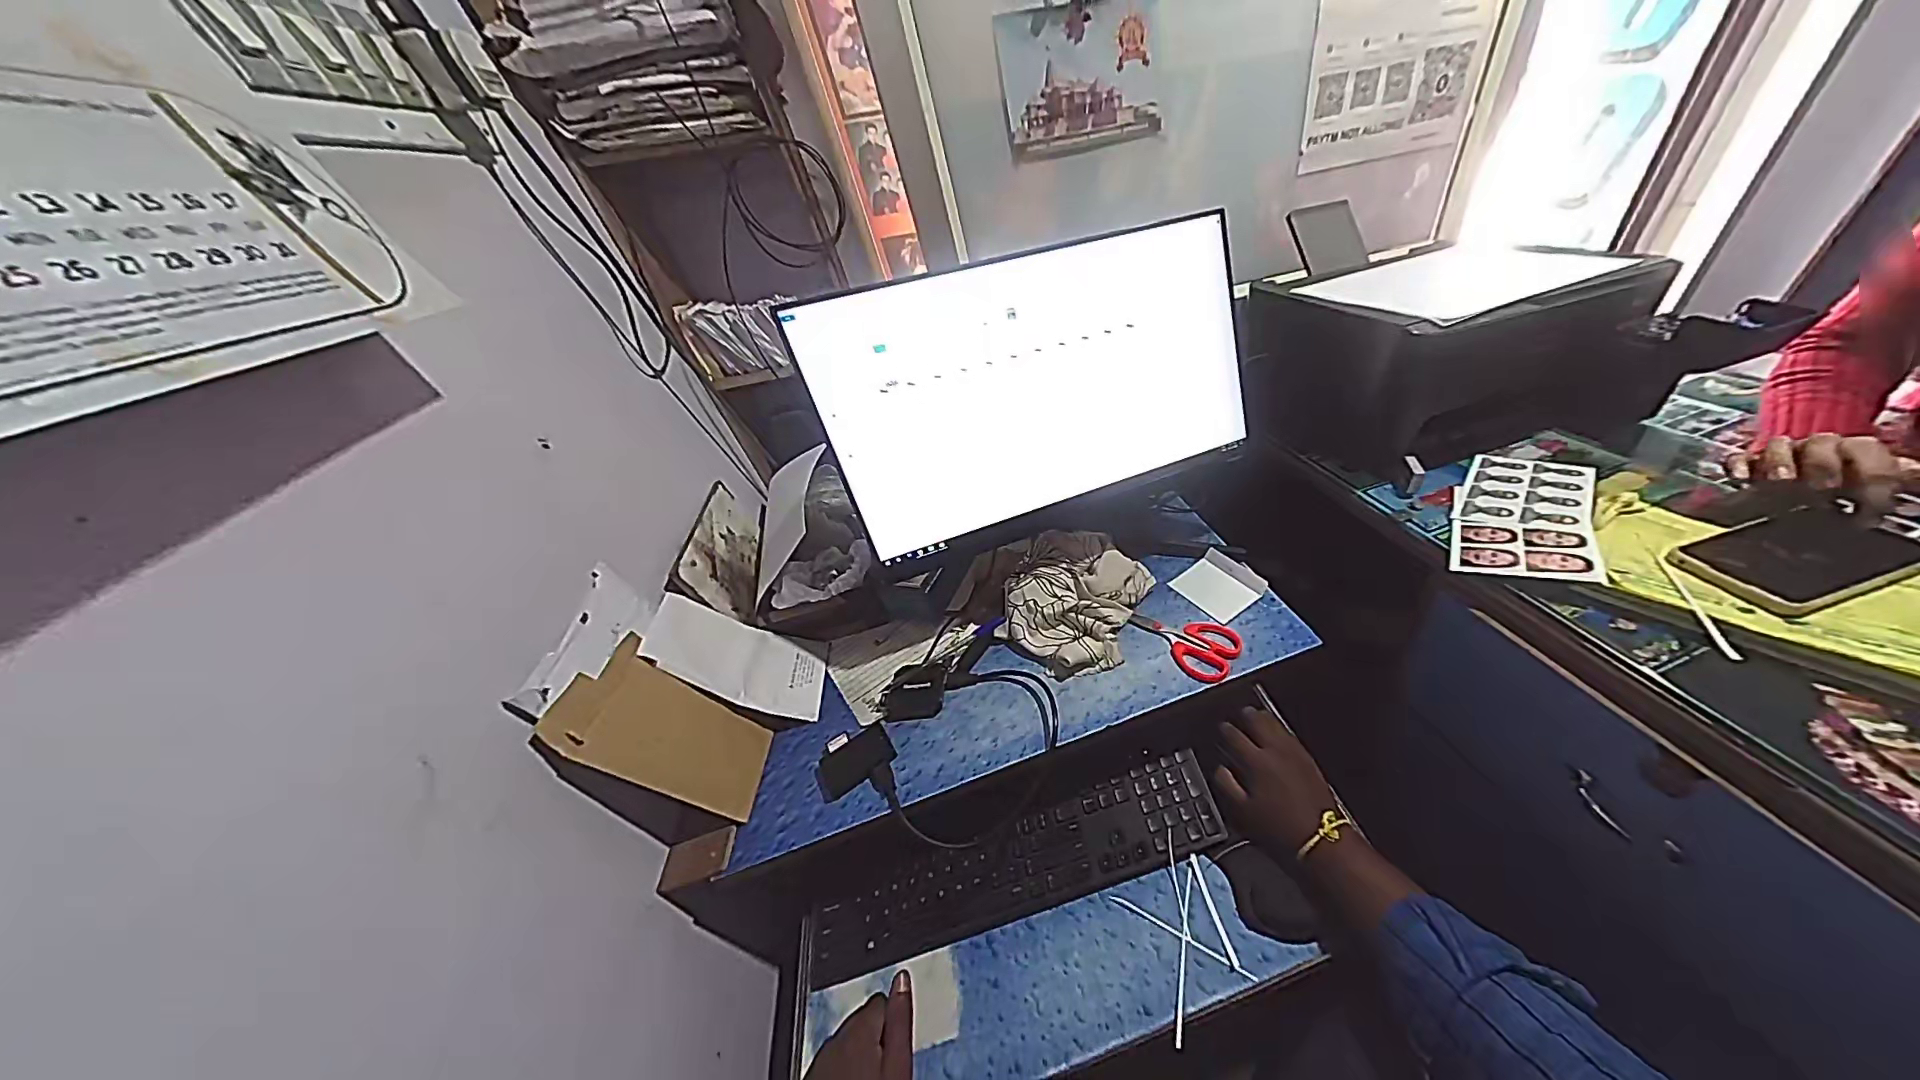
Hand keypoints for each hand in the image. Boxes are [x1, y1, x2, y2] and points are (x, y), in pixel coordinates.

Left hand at [803, 970, 912, 1079]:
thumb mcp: (898, 1064)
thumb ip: (900, 1019)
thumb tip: (902, 978)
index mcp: (858, 1028)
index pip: (880, 1001)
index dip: (892, 1022)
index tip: (896, 1045)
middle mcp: (834, 1038)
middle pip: (862, 1022)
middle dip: (875, 1039)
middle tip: (885, 1070)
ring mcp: (819, 1059)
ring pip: (847, 1043)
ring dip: (859, 1055)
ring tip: (870, 1079)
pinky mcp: (811, 1074)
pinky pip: (832, 1062)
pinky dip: (842, 1070)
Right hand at [1213, 706, 1339, 858]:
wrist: (1319, 838)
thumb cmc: (1280, 827)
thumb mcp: (1242, 810)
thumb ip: (1226, 784)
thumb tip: (1220, 769)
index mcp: (1255, 762)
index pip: (1234, 736)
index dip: (1225, 730)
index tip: (1222, 729)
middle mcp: (1275, 753)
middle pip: (1258, 722)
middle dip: (1246, 716)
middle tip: (1240, 714)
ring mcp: (1295, 755)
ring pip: (1277, 726)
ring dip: (1265, 719)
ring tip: (1258, 716)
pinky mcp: (1309, 761)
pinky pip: (1291, 736)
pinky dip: (1281, 730)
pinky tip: (1279, 733)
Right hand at [1725, 434, 1909, 514]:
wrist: (1810, 494)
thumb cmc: (1854, 491)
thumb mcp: (1891, 481)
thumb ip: (1906, 476)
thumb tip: (1916, 475)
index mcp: (1858, 450)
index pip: (1865, 450)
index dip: (1871, 475)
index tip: (1872, 507)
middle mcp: (1818, 448)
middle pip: (1819, 444)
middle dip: (1822, 467)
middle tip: (1823, 491)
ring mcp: (1780, 456)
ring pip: (1778, 447)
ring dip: (1780, 463)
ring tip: (1782, 482)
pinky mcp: (1747, 466)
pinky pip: (1738, 459)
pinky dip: (1738, 467)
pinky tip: (1740, 479)